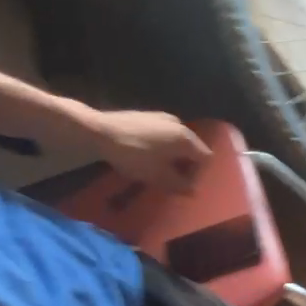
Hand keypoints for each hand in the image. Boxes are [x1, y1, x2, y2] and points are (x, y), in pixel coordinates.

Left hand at [85, 109, 209, 192]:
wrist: (99, 132)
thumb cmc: (136, 156)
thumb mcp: (161, 178)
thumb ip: (182, 185)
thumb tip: (193, 190)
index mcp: (187, 139)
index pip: (206, 159)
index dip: (199, 174)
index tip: (186, 184)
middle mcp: (179, 124)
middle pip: (192, 148)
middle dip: (186, 164)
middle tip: (174, 178)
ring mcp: (162, 117)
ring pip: (177, 141)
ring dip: (173, 154)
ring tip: (160, 166)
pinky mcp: (146, 115)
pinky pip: (163, 134)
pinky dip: (162, 145)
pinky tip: (148, 154)